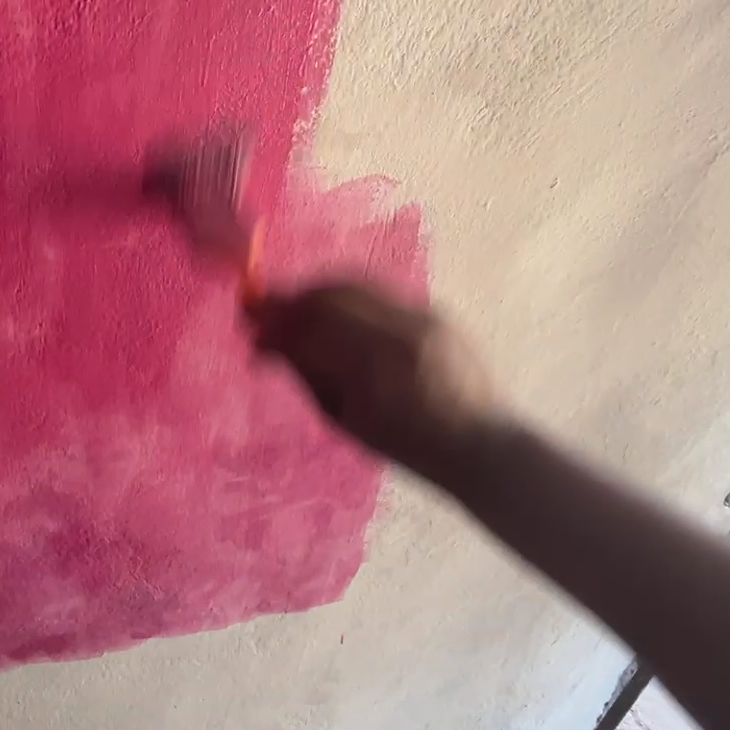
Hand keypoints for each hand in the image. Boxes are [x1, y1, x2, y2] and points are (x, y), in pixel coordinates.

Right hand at [248, 282, 501, 481]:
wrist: (482, 445)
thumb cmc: (407, 445)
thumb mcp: (345, 419)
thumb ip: (305, 372)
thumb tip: (262, 343)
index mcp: (381, 362)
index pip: (313, 321)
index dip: (275, 314)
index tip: (248, 317)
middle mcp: (404, 326)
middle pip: (332, 291)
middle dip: (291, 297)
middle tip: (264, 311)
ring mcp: (423, 312)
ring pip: (354, 284)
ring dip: (315, 293)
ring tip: (293, 312)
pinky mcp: (432, 308)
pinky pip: (376, 293)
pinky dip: (345, 299)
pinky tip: (330, 316)